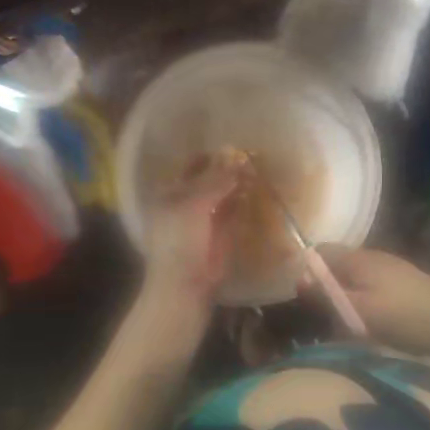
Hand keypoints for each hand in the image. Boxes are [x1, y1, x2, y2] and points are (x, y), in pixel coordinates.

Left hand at [139, 153, 242, 306]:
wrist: (185, 284)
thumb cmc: (179, 240)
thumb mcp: (192, 204)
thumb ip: (213, 181)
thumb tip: (234, 160)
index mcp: (170, 193)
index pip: (190, 166)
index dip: (209, 156)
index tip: (231, 145)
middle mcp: (187, 202)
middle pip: (210, 178)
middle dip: (228, 168)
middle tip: (251, 154)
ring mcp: (206, 218)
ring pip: (224, 193)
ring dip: (238, 183)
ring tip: (258, 167)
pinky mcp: (223, 233)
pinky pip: (234, 211)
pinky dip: (244, 201)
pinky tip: (257, 188)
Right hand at [312, 245, 429, 356]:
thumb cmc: (404, 318)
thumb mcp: (357, 311)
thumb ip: (325, 295)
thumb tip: (298, 279)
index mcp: (359, 258)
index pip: (321, 251)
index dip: (307, 270)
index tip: (303, 296)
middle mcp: (375, 257)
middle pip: (339, 264)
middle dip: (327, 285)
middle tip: (322, 314)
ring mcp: (395, 269)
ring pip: (357, 276)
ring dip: (347, 294)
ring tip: (346, 322)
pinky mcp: (409, 284)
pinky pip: (374, 286)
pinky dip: (365, 299)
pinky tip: (373, 320)